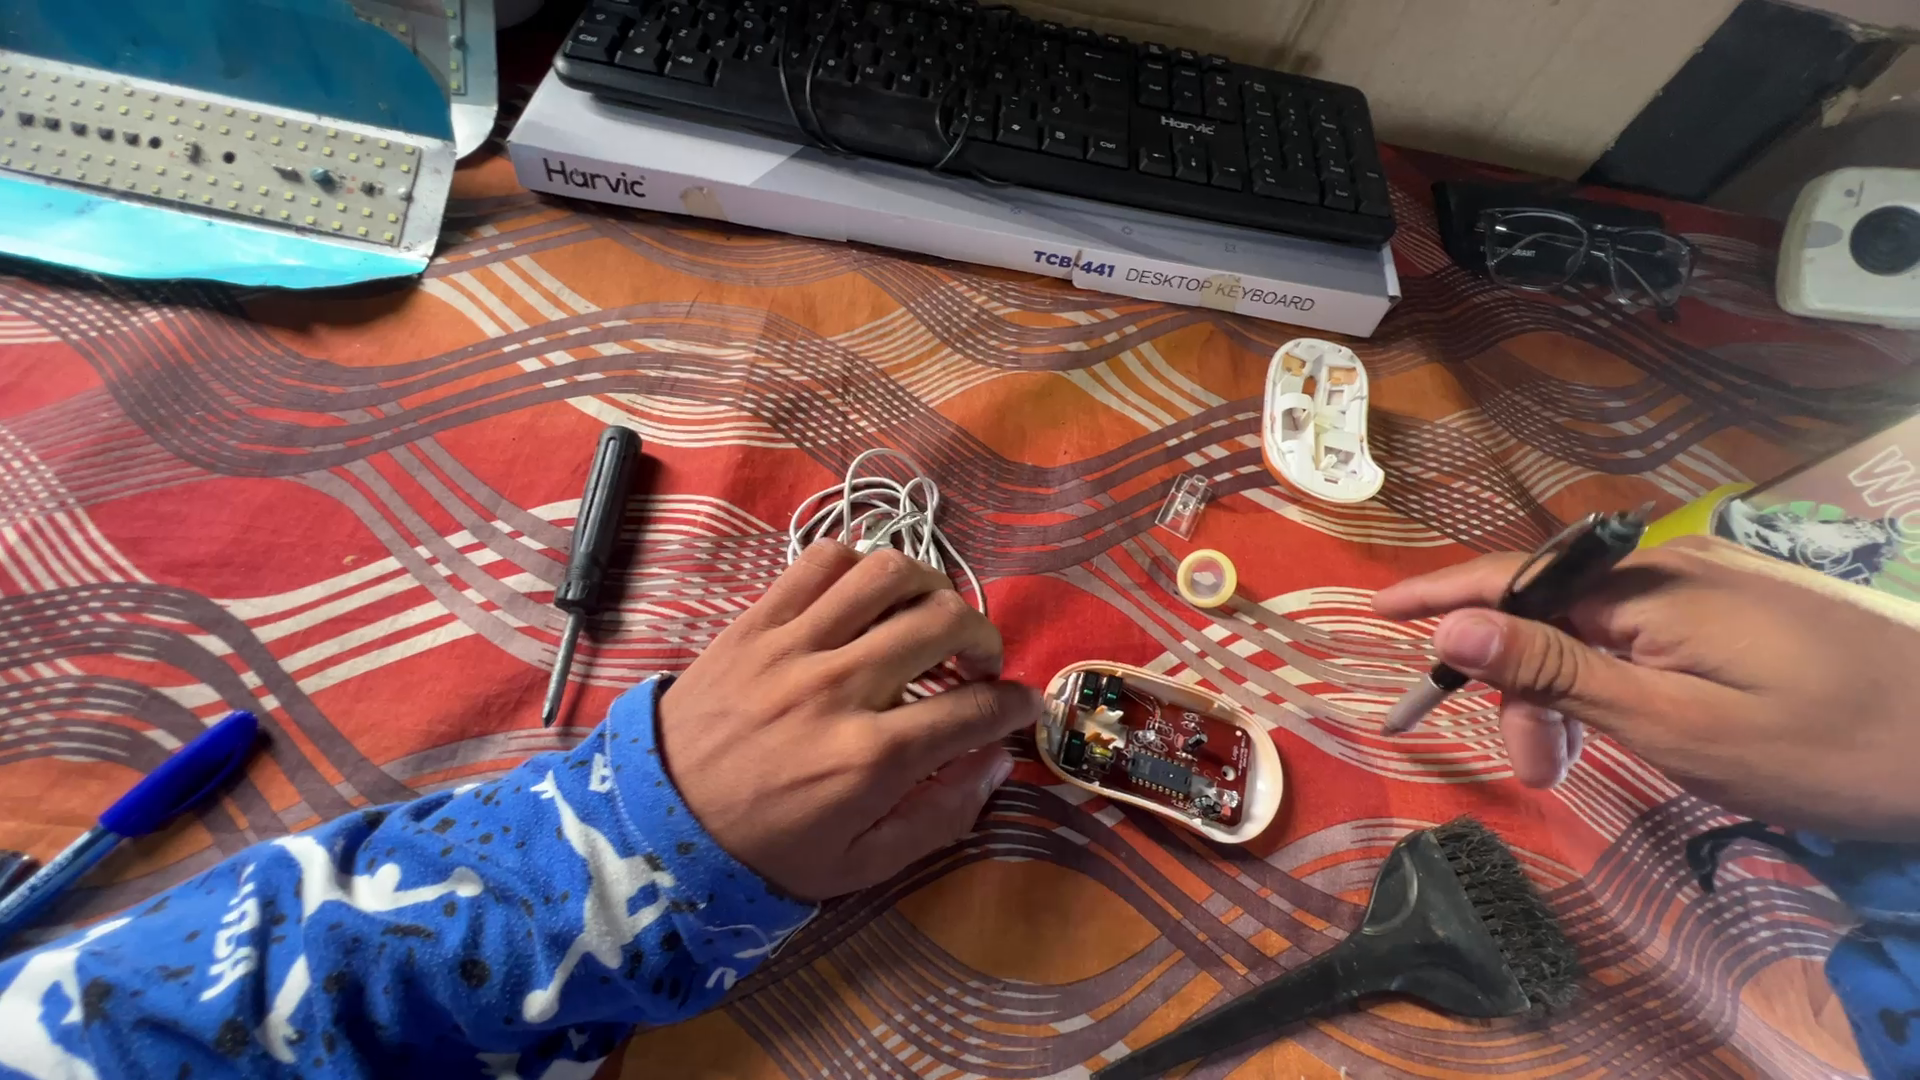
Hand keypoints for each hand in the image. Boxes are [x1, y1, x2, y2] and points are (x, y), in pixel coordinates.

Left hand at [657, 540, 1036, 899]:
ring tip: (930, 616)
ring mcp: (794, 644)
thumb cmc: (765, 850)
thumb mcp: (862, 864)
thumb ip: (942, 815)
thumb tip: (997, 760)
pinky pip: (821, 560)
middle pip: (944, 622)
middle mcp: (840, 687)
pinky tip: (867, 596)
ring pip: (888, 573)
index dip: (1015, 704)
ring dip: (931, 587)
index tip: (1023, 703)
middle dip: (985, 637)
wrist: (653, 824)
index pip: (974, 709)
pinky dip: (860, 565)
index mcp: (870, 758)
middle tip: (978, 662)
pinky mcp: (757, 619)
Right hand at [1373, 535, 1919, 838]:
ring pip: (1582, 635)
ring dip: (1560, 698)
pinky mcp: (1723, 615)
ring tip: (1569, 769)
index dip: (1438, 597)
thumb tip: (1450, 626)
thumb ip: (1553, 669)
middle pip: (1543, 618)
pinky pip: (1625, 640)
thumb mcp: (1671, 721)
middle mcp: (1659, 572)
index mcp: (1642, 587)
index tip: (1378, 611)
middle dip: (1517, 688)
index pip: (1508, 580)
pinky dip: (1601, 687)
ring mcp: (1695, 591)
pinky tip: (1617, 728)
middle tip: (1530, 768)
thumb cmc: (1828, 749)